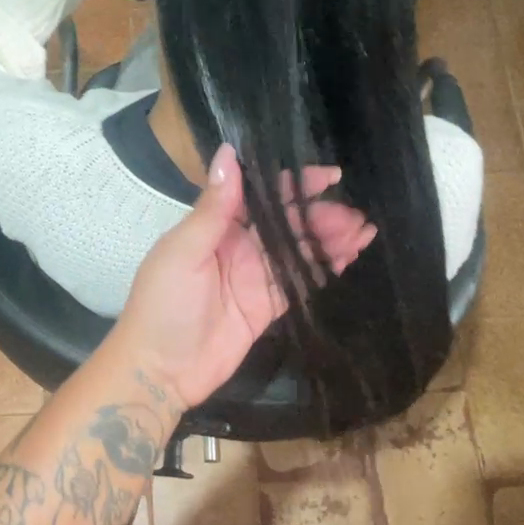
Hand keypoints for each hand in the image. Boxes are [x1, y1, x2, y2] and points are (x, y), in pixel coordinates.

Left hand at [108, 145, 375, 409]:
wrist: (158, 372)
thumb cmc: (162, 306)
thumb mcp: (183, 252)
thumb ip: (213, 208)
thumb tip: (229, 152)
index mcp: (214, 226)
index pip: (261, 195)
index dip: (294, 184)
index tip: (330, 177)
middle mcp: (237, 247)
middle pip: (287, 223)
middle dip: (321, 216)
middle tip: (355, 217)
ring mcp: (254, 277)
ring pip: (299, 251)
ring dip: (330, 240)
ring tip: (364, 232)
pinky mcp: (266, 308)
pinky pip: (300, 283)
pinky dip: (324, 270)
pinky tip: (349, 258)